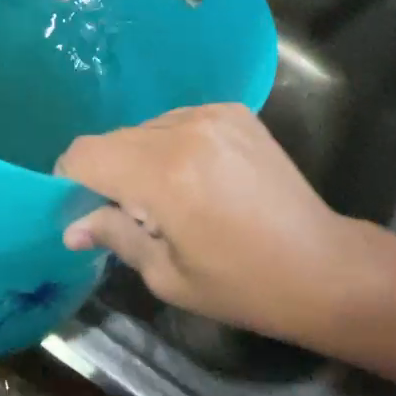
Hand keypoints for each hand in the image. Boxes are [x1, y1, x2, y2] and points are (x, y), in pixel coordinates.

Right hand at [54, 102, 355, 343]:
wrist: (325, 266)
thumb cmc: (244, 284)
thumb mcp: (169, 276)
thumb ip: (116, 237)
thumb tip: (72, 224)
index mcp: (164, 175)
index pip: (86, 154)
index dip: (70, 177)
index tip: (78, 205)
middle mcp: (183, 131)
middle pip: (114, 139)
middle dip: (107, 173)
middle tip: (130, 213)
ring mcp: (211, 115)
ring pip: (144, 128)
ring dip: (140, 157)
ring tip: (171, 196)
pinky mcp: (232, 111)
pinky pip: (177, 120)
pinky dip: (171, 144)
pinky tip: (198, 177)